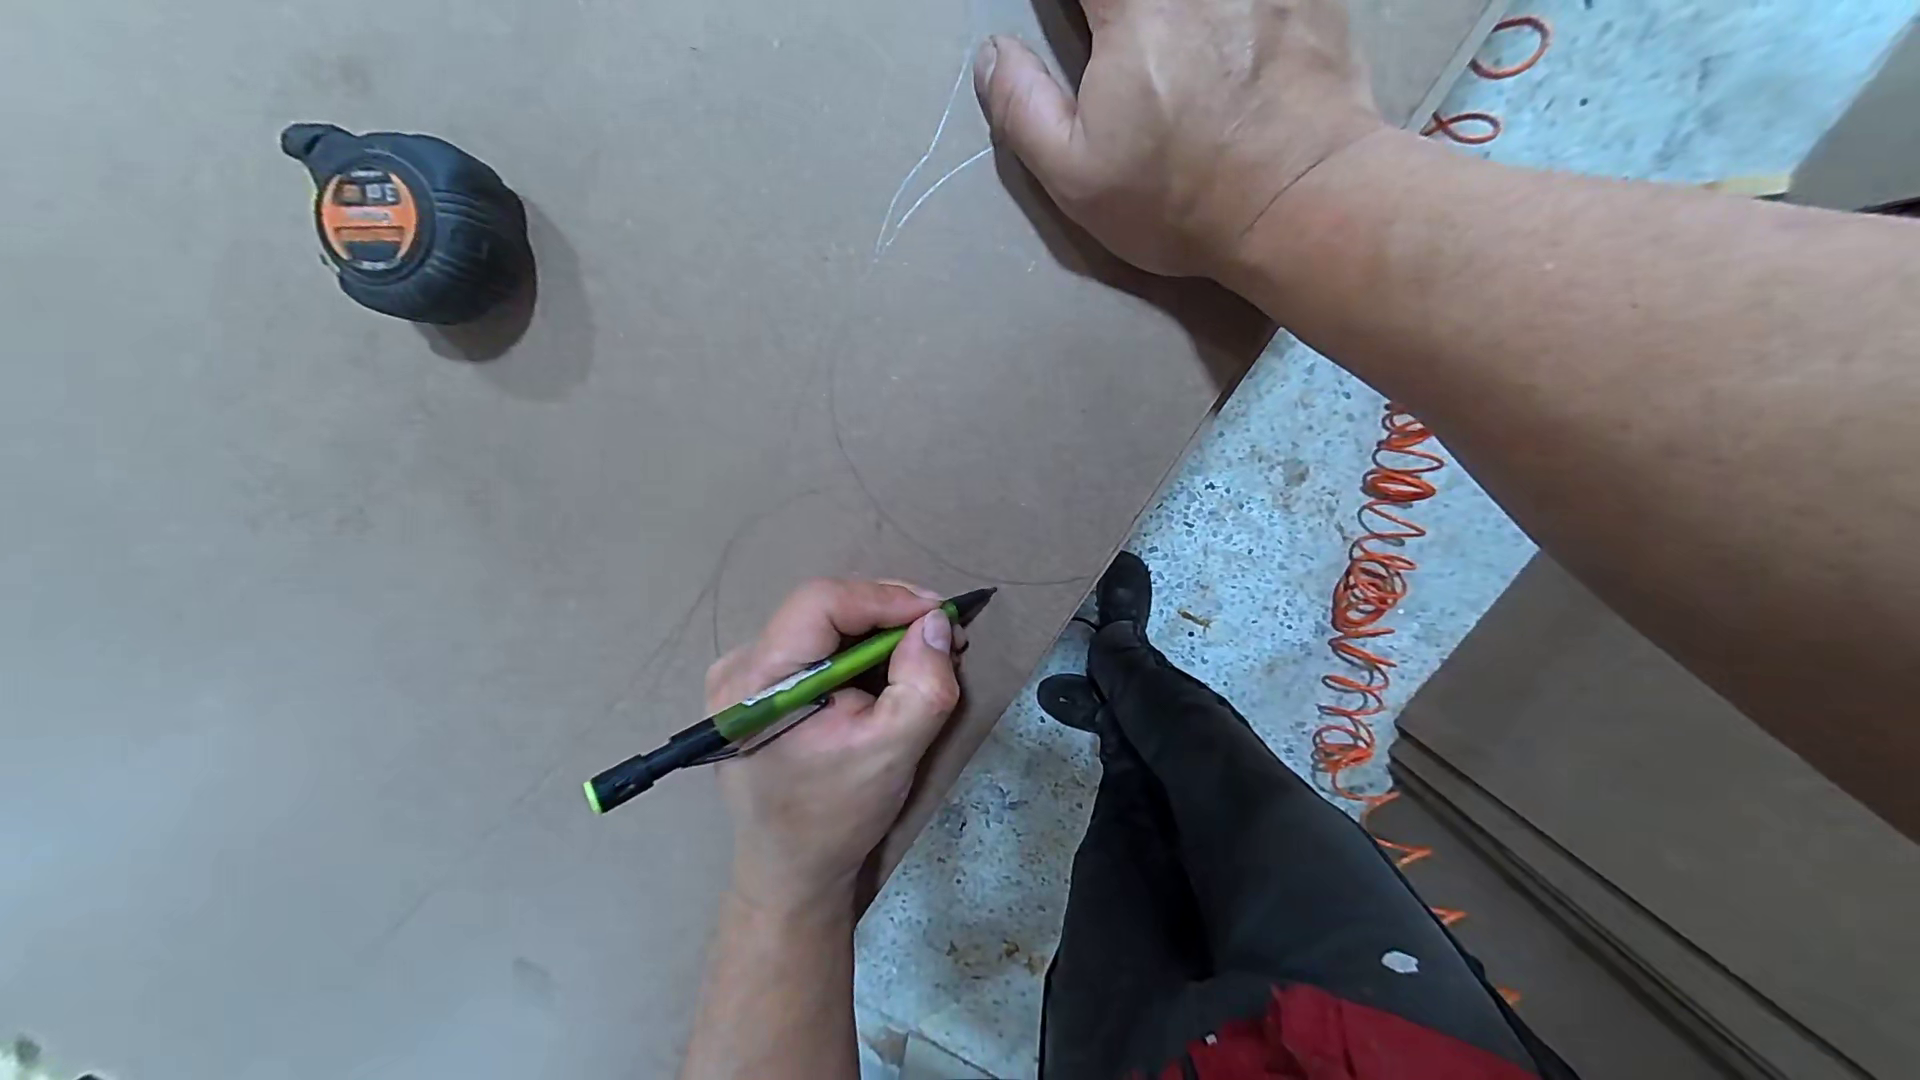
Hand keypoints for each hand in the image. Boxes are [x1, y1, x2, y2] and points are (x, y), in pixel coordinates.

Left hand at [705, 579, 962, 912]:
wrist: (791, 868)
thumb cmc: (838, 815)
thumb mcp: (896, 749)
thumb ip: (924, 680)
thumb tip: (935, 622)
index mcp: (758, 680)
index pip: (822, 602)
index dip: (886, 597)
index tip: (939, 615)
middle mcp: (739, 665)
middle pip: (824, 607)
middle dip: (890, 613)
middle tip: (941, 634)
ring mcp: (742, 672)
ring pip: (824, 622)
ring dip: (879, 629)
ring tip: (922, 652)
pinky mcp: (757, 682)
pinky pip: (817, 641)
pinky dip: (859, 646)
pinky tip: (887, 668)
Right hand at [972, 0, 1384, 278]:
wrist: (1294, 205)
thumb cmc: (1174, 199)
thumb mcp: (1077, 178)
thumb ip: (1023, 110)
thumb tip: (991, 54)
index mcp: (1134, 5)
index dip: (1061, 0)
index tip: (1064, 18)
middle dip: (1113, 5)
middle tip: (1105, 28)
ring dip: (1167, 10)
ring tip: (1161, 36)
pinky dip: (1230, 6)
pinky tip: (1220, 26)